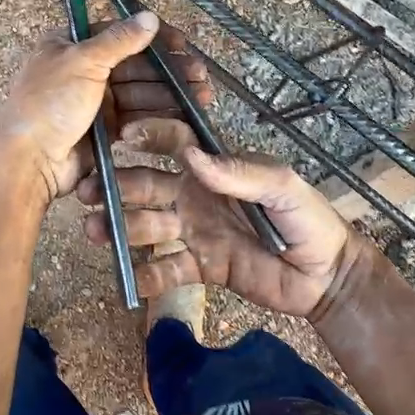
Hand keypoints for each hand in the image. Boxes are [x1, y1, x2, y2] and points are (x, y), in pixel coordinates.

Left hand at [0, 13, 212, 201]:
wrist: (28, 161)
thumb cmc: (49, 103)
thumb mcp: (82, 62)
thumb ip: (119, 40)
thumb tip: (149, 16)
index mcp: (69, 44)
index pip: (117, 32)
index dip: (150, 36)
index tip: (181, 42)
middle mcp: (81, 69)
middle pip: (132, 64)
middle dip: (167, 69)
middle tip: (200, 74)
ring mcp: (93, 101)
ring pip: (138, 92)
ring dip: (169, 92)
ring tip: (202, 96)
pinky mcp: (103, 129)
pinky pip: (135, 117)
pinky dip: (157, 115)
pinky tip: (184, 115)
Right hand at [78, 118, 364, 319]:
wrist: (327, 277)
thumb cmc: (307, 218)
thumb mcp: (281, 184)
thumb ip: (237, 170)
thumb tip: (190, 154)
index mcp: (213, 166)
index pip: (172, 142)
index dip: (146, 136)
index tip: (120, 137)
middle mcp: (194, 193)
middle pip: (146, 184)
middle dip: (116, 185)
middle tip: (87, 192)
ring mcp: (194, 231)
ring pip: (147, 224)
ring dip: (119, 227)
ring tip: (94, 232)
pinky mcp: (201, 267)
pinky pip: (167, 269)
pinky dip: (147, 274)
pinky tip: (129, 278)